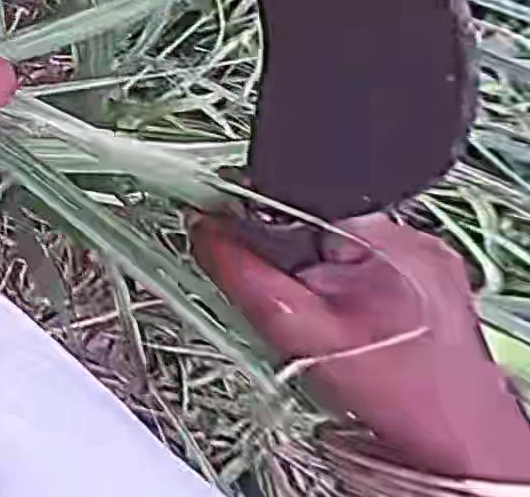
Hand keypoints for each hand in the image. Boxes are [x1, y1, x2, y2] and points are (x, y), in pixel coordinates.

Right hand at [193, 213, 529, 480]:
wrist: (456, 455)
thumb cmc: (391, 395)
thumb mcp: (287, 323)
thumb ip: (231, 261)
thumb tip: (195, 221)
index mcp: (387, 239)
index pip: (282, 196)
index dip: (239, 216)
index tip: (220, 240)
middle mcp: (409, 241)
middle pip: (294, 218)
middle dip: (266, 249)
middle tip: (274, 293)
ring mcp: (417, 262)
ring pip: (311, 240)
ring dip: (289, 267)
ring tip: (301, 308)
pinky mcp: (412, 280)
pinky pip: (334, 258)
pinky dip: (313, 279)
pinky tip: (322, 311)